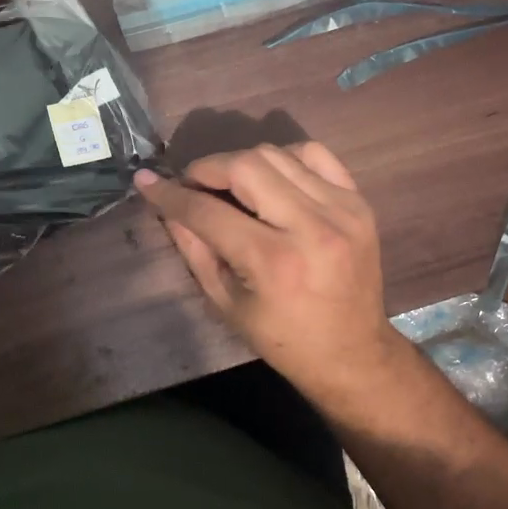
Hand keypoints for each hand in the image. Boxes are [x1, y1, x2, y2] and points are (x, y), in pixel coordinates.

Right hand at [133, 143, 411, 408]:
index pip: (207, 210)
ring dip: (241, 163)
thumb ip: (192, 246)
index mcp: (273, 262)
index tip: (148, 183)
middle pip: (245, 165)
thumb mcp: (223, 300)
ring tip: (230, 186)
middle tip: (192, 185)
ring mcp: (341, 210)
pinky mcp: (359, 203)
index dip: (170, 194)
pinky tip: (272, 181)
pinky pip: (315, 155)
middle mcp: (310, 227)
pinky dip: (284, 158)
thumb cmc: (281, 337)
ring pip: (276, 154)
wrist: (353, 354)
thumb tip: (164, 202)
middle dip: (206, 168)